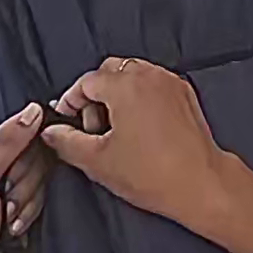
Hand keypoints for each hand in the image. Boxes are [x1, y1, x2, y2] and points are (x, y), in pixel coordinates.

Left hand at [0, 102, 49, 252]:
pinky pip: (53, 200)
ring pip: (44, 178)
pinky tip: (22, 229)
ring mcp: (16, 203)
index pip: (13, 134)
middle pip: (33, 155)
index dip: (24, 140)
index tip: (26, 150)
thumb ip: (5, 146)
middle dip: (24, 177)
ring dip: (29, 200)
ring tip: (9, 221)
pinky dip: (39, 213)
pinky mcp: (36, 221)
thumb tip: (29, 113)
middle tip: (7, 196)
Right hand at [41, 57, 233, 229]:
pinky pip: (153, 82)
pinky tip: (139, 126)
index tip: (66, 121)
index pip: (87, 81)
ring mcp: (169, 81)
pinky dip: (140, 95)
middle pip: (110, 71)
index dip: (72, 101)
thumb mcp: (98, 161)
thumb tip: (52, 131)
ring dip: (118, 93)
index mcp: (126, 85)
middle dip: (95, 94)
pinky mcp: (184, 92)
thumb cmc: (152, 173)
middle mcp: (149, 75)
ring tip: (116, 129)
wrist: (200, 182)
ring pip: (133, 73)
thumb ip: (67, 141)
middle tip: (92, 127)